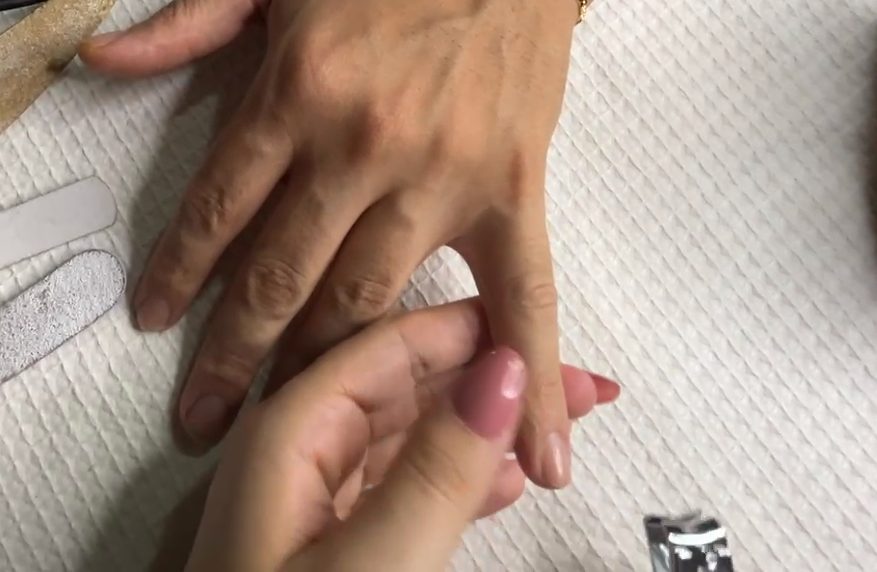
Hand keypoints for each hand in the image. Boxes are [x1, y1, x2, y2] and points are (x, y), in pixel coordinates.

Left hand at [82, 0, 582, 487]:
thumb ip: (182, 23)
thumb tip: (97, 54)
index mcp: (297, 91)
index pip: (218, 207)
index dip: (178, 271)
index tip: (151, 321)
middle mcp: (362, 147)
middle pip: (281, 275)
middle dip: (232, 353)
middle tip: (200, 417)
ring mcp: (440, 178)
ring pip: (367, 300)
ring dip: (322, 370)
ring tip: (283, 424)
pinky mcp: (510, 192)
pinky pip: (522, 296)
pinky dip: (523, 378)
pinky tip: (530, 464)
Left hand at [185, 301, 618, 571]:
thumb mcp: (373, 568)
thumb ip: (436, 470)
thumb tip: (504, 369)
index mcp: (292, 426)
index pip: (390, 346)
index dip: (469, 331)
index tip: (546, 328)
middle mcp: (299, 445)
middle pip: (408, 384)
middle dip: (491, 376)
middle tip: (585, 384)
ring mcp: (315, 495)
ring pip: (413, 434)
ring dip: (485, 426)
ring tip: (564, 427)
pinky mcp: (333, 543)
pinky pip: (404, 485)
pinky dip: (459, 476)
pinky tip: (506, 479)